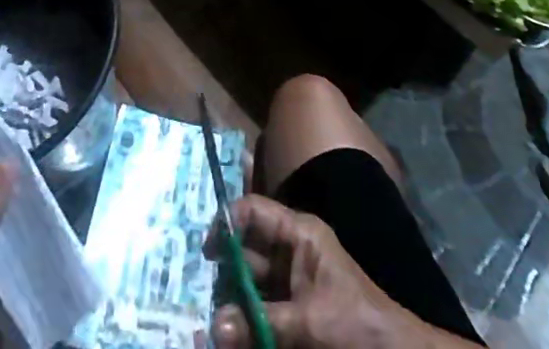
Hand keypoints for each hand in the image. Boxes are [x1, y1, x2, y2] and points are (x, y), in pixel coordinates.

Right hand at [207, 195, 434, 348]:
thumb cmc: (354, 322)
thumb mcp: (308, 320)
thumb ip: (261, 320)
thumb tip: (215, 325)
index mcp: (298, 234)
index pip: (254, 211)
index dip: (227, 222)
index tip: (204, 251)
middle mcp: (288, 251)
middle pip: (243, 251)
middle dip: (220, 271)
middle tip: (194, 292)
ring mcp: (286, 282)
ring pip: (245, 285)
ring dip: (227, 302)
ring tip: (205, 322)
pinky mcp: (285, 312)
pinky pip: (254, 311)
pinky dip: (240, 322)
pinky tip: (224, 336)